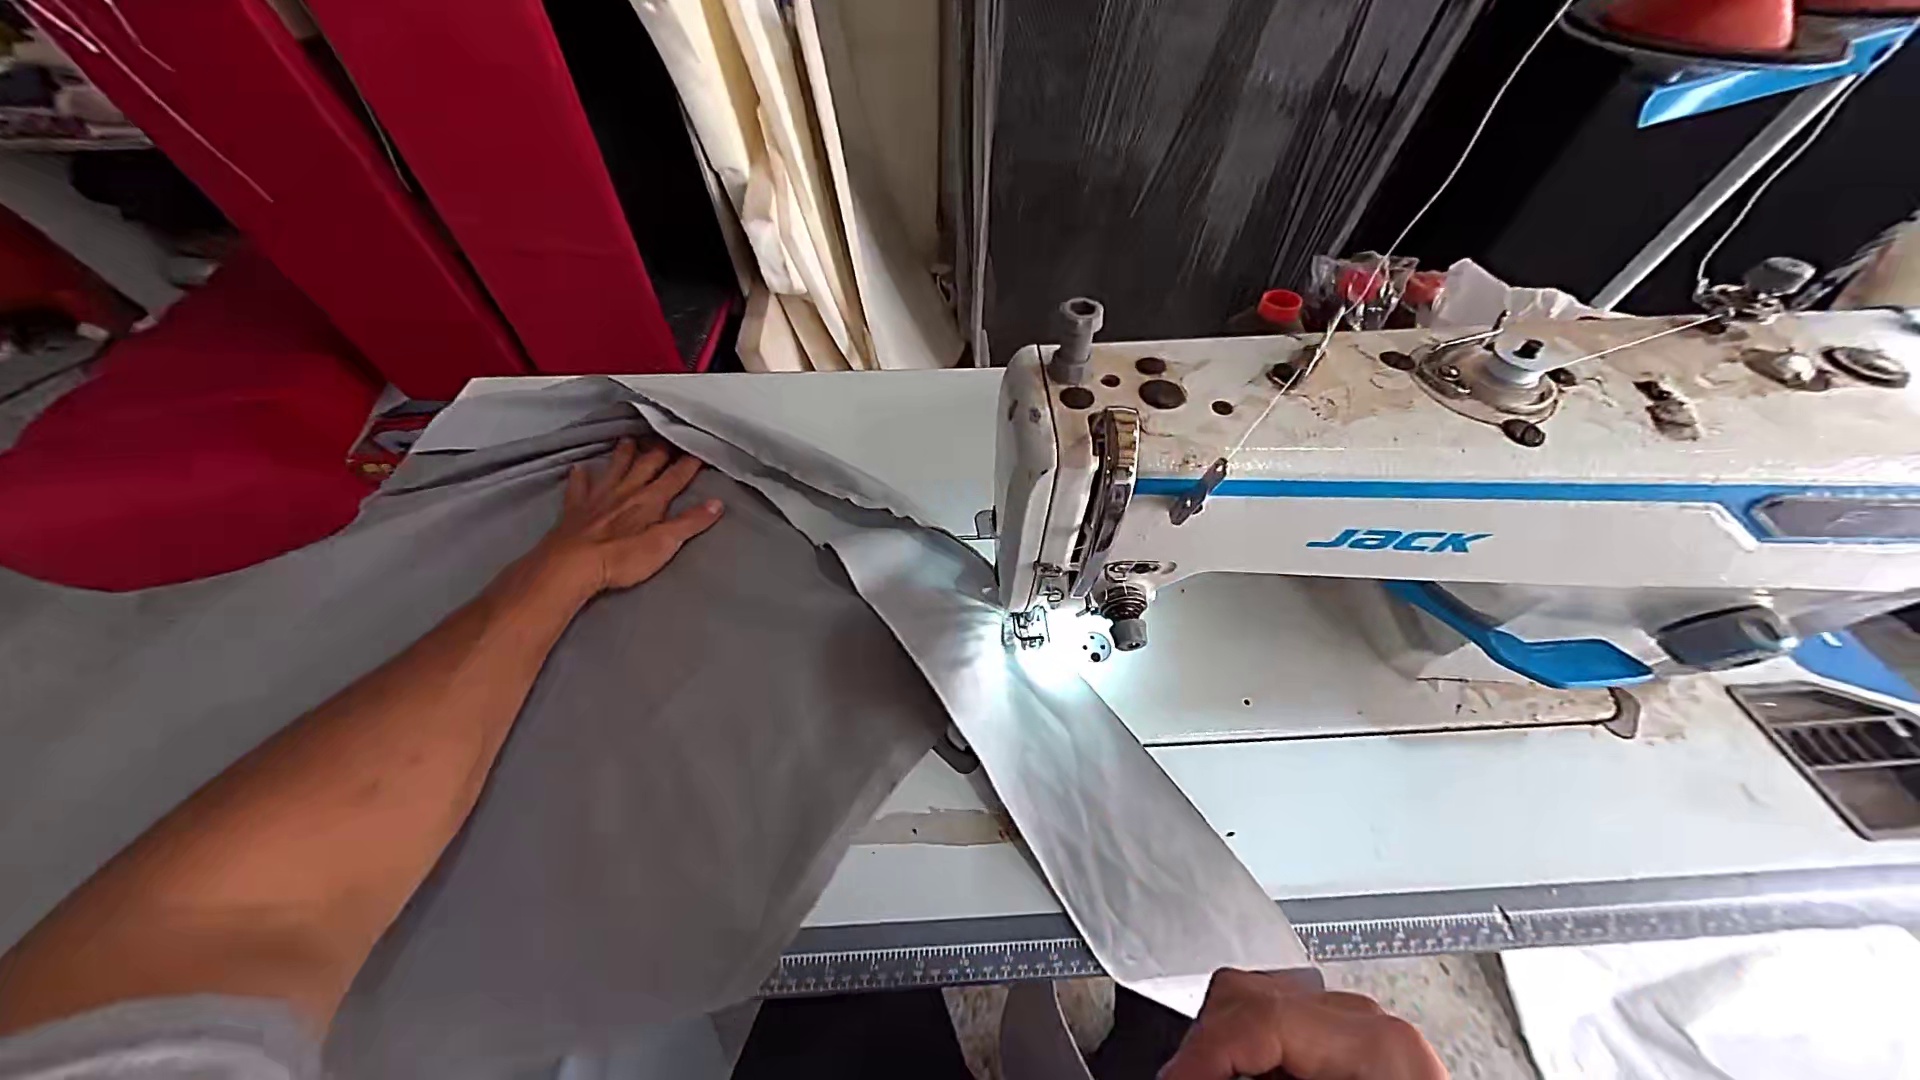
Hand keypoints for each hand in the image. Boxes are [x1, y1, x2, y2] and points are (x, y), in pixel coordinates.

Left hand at [535, 437, 724, 595]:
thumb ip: (690, 522)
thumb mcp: (665, 543)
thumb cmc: (623, 557)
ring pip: (614, 469)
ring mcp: (598, 498)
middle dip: (659, 452)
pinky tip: (579, 468)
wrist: (571, 565)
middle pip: (646, 466)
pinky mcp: (575, 509)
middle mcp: (626, 491)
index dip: (689, 464)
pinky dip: (580, 476)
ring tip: (629, 439)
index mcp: (650, 500)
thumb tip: (717, 503)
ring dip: (623, 455)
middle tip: (666, 437)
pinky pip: (578, 487)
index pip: (675, 478)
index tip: (700, 450)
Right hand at [1159, 969, 1446, 1079]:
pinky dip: (1246, 1051)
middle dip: (1206, 1046)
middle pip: (1249, 997)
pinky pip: (1275, 1026)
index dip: (1205, 1053)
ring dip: (1221, 1046)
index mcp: (1381, 1047)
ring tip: (1202, 1079)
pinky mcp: (1348, 1051)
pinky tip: (1239, 1076)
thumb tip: (1187, 1077)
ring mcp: (1358, 1033)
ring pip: (1254, 1003)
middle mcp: (1369, 1025)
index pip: (1260, 1018)